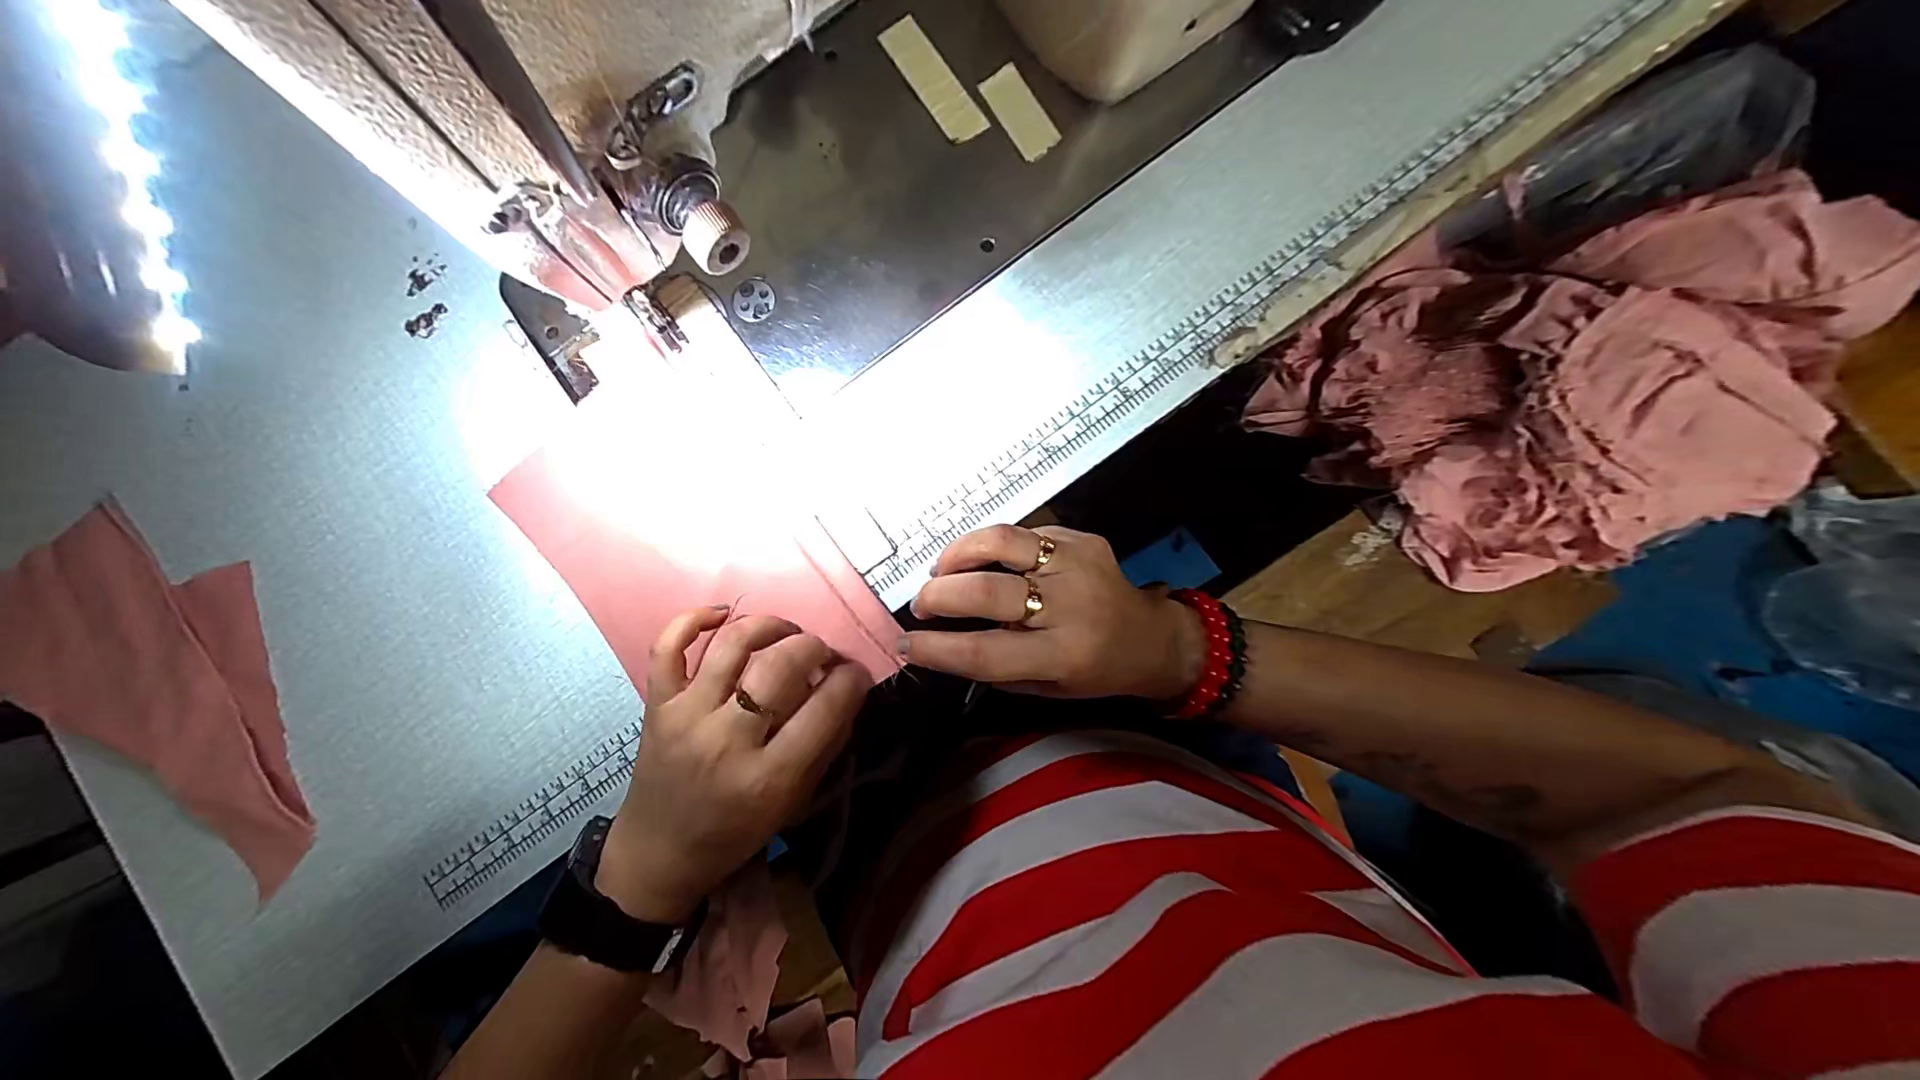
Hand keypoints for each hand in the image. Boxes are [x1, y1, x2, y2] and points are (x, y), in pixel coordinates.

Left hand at [596, 608, 871, 923]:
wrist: (659, 855)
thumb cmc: (735, 833)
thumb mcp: (793, 801)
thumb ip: (825, 744)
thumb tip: (846, 689)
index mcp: (769, 777)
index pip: (825, 707)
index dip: (851, 679)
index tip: (855, 672)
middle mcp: (727, 740)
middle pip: (780, 666)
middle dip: (814, 647)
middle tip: (821, 653)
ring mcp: (686, 717)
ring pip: (732, 645)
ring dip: (769, 626)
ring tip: (786, 633)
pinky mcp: (656, 706)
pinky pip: (667, 648)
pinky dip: (693, 620)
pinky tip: (722, 614)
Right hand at [900, 525, 1205, 700]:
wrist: (1152, 637)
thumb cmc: (1095, 672)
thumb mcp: (1048, 687)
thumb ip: (997, 667)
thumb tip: (940, 642)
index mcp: (1063, 655)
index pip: (985, 652)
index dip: (937, 648)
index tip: (908, 643)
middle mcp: (1071, 607)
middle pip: (987, 592)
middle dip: (939, 595)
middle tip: (921, 603)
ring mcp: (1077, 564)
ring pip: (1001, 542)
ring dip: (958, 554)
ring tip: (941, 569)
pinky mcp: (1081, 539)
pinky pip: (1021, 534)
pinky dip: (991, 546)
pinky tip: (982, 560)